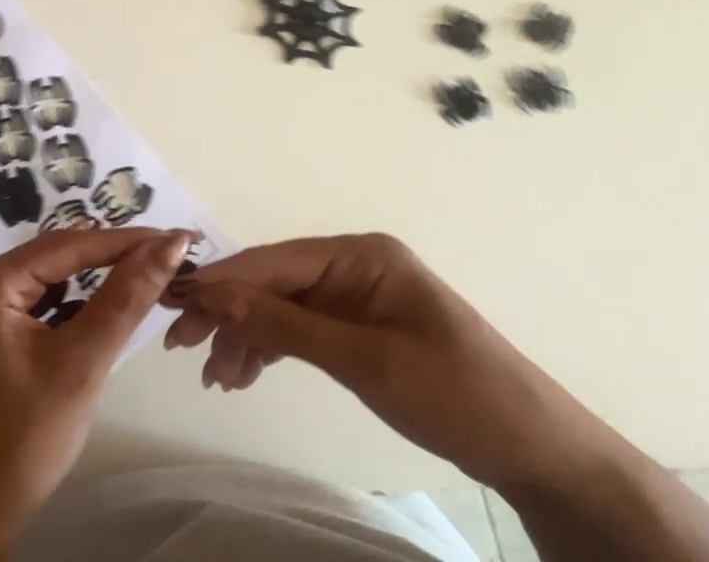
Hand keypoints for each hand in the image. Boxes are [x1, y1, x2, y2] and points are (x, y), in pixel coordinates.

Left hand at [0, 227, 191, 559]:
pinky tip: (116, 297)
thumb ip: (124, 299)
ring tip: (155, 269)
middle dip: (115, 254)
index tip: (180, 237)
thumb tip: (169, 247)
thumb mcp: (83, 360)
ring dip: (101, 274)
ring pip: (54, 275)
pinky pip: (45, 297)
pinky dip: (81, 298)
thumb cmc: (31, 431)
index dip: (126, 240)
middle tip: (174, 252)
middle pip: (59, 254)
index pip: (67, 245)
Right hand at [160, 234, 622, 490]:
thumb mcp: (364, 359)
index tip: (171, 307)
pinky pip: (295, 331)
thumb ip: (283, 324)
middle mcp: (351, 267)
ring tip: (216, 377)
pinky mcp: (355, 329)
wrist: (537, 451)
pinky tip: (241, 375)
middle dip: (225, 314)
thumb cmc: (458, 394)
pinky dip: (267, 351)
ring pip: (276, 310)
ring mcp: (352, 298)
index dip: (219, 284)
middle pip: (268, 283)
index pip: (271, 263)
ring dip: (242, 339)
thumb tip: (210, 294)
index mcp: (360, 256)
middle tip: (181, 346)